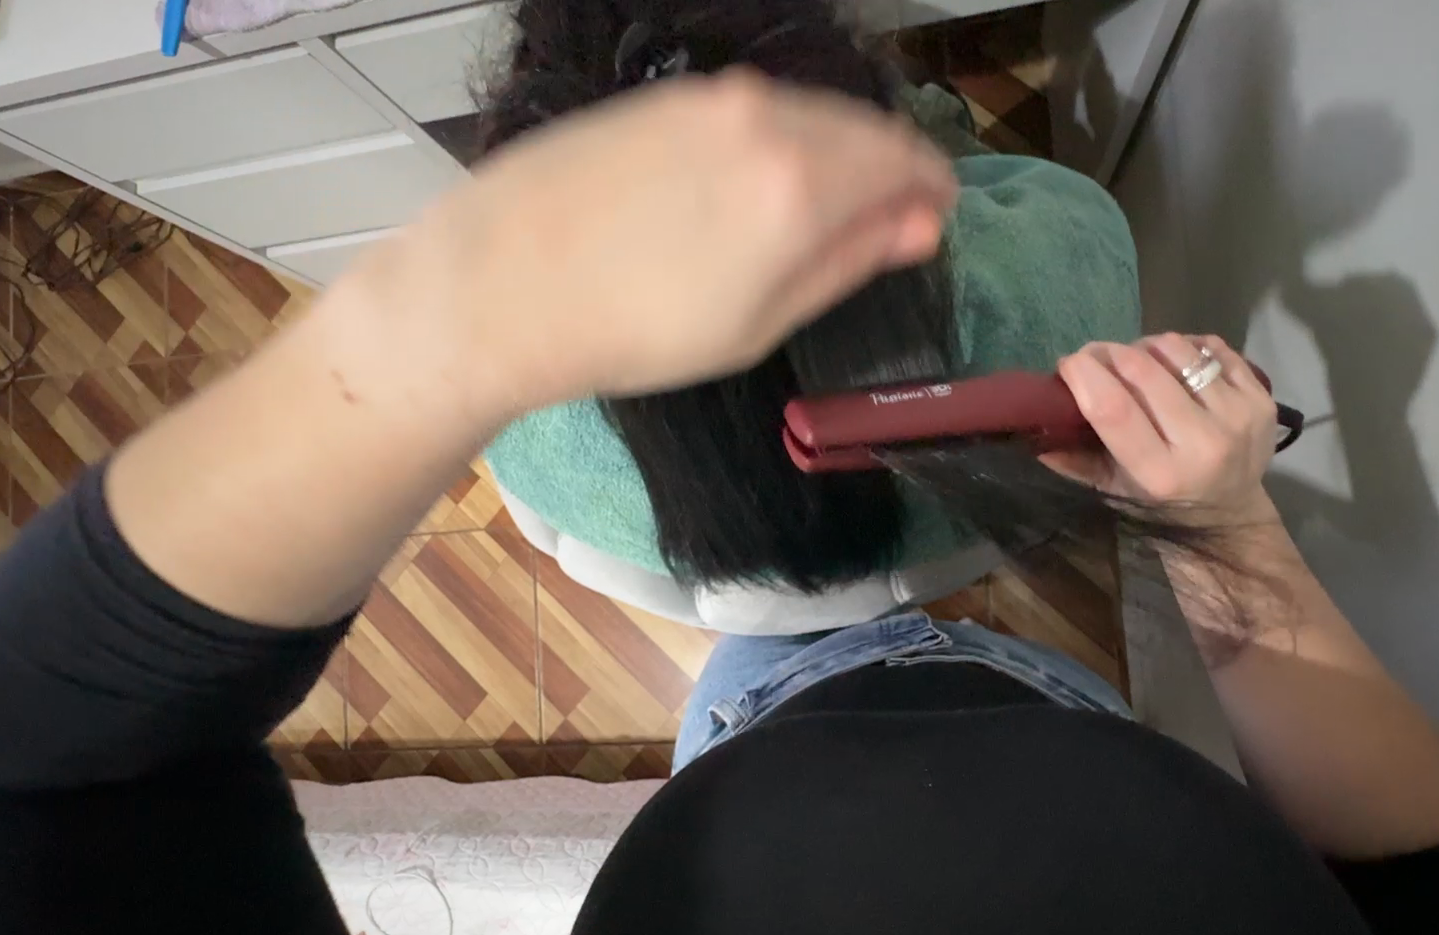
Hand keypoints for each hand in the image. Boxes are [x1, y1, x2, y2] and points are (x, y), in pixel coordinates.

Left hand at [351, 69, 957, 417]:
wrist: (505, 286)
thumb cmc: (641, 332)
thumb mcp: (761, 321)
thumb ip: (848, 262)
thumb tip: (920, 223)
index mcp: (802, 181)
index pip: (905, 162)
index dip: (930, 191)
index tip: (933, 219)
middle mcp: (766, 117)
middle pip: (861, 130)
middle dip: (887, 173)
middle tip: (885, 225)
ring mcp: (710, 98)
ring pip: (809, 115)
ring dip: (836, 157)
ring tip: (824, 215)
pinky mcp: (666, 97)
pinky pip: (756, 112)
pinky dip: (784, 144)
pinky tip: (761, 188)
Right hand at [1042, 334, 1279, 525]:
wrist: (1230, 509)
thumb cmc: (1158, 500)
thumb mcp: (1112, 488)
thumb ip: (1073, 462)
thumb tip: (1031, 433)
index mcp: (1160, 473)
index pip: (1115, 410)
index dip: (1085, 376)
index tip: (1067, 363)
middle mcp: (1204, 443)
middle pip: (1144, 372)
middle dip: (1108, 353)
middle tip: (1094, 356)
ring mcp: (1239, 416)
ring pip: (1177, 350)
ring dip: (1145, 346)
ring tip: (1135, 360)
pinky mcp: (1261, 396)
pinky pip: (1211, 347)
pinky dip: (1184, 347)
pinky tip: (1172, 363)